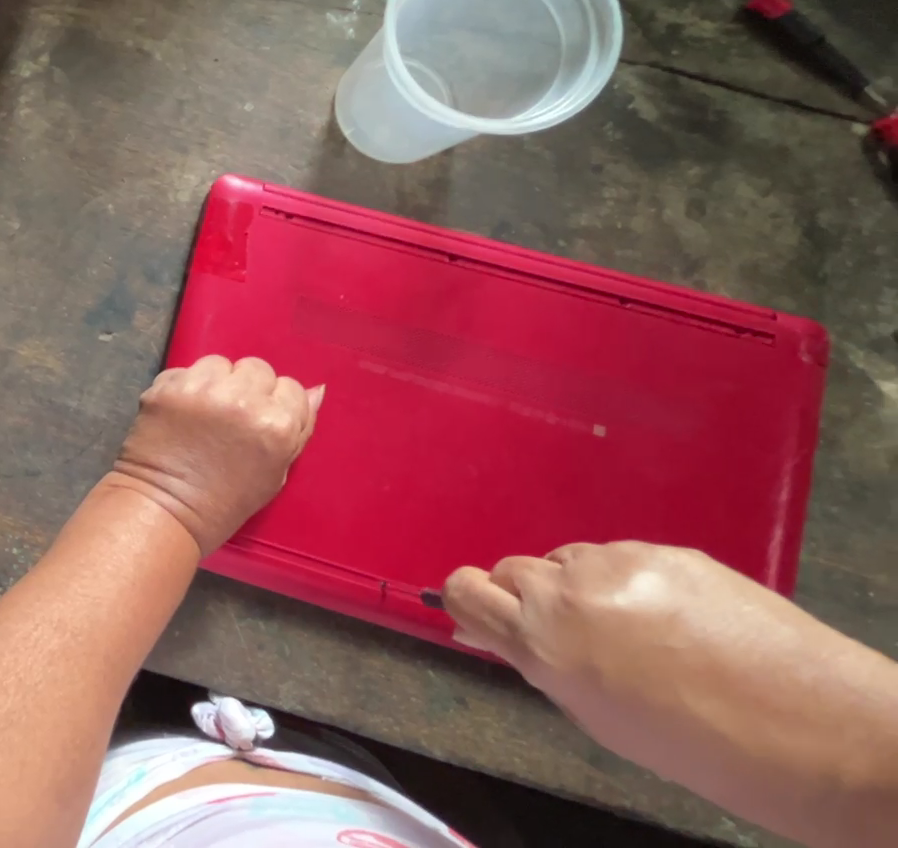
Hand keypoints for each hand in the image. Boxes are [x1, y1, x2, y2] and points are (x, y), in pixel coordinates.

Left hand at [108, 355, 322, 555]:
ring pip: (219, 363)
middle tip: (231, 415)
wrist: (165, 509)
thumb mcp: (276, 471)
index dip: (275, 404)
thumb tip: (315, 389)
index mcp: (276, 424)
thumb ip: (298, 428)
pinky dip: (183, 387)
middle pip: (256, 368)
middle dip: (247, 387)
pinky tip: (179, 412)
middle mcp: (240, 399)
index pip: (290, 387)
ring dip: (215, 381)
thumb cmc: (226, 501)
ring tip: (204, 410)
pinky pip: (184, 371)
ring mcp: (199, 390)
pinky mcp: (165, 387)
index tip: (258, 422)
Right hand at [446, 542, 897, 847]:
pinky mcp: (667, 551)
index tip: (489, 623)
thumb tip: (492, 635)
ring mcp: (618, 563)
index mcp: (543, 639)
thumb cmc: (707, 751)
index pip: (462, 589)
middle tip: (576, 637)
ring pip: (566, 562)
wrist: (840, 738)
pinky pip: (620, 560)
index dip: (468, 604)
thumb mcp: (600, 718)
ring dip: (581, 589)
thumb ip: (540, 666)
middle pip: (510, 571)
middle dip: (530, 600)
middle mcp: (567, 590)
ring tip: (640, 631)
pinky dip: (630, 584)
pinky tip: (680, 621)